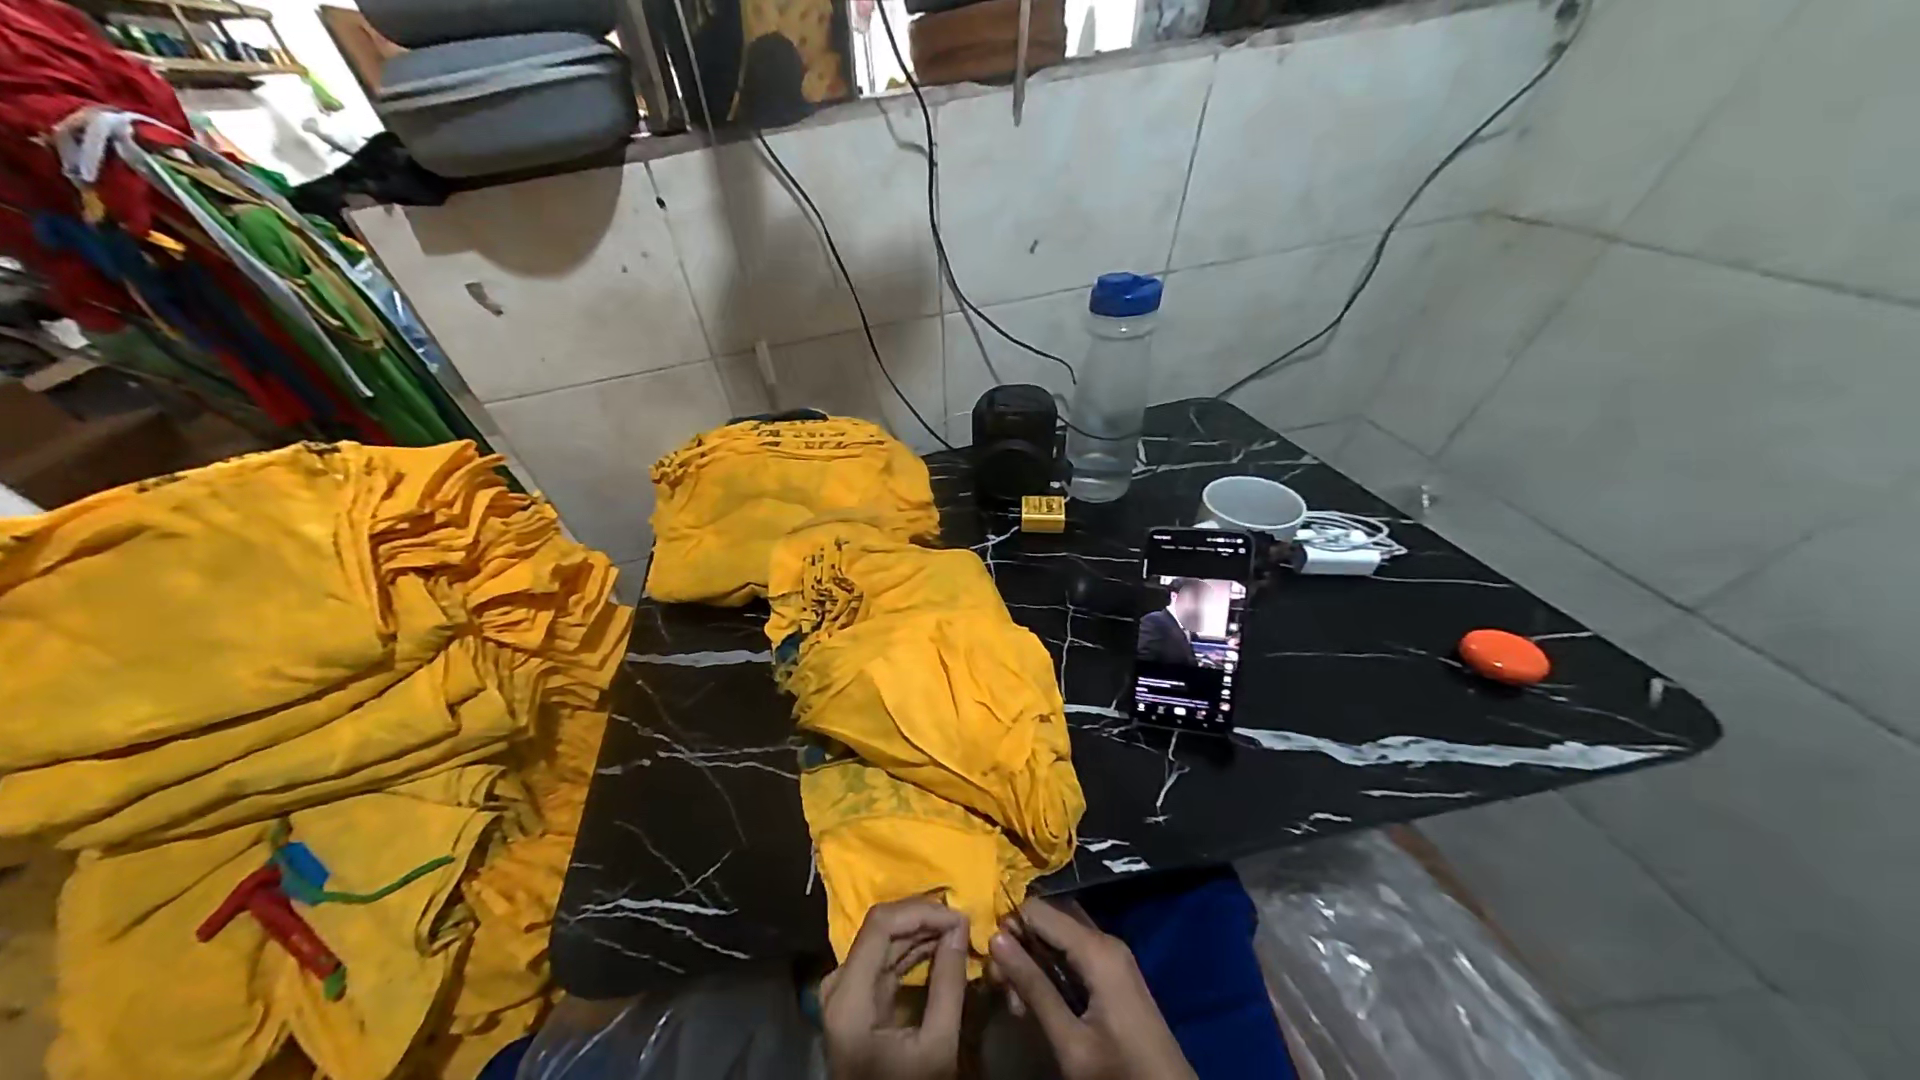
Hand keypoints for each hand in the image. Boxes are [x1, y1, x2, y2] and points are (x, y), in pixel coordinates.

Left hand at [821, 898, 969, 1079]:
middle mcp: (838, 982)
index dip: (920, 911)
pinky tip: (942, 945)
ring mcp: (844, 988)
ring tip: (958, 931)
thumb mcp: (937, 1048)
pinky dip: (915, 948)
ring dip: (923, 930)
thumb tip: (960, 927)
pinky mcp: (856, 995)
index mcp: (848, 996)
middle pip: (881, 928)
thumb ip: (948, 984)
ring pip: (885, 938)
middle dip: (925, 918)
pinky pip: (886, 957)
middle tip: (964, 922)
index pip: (880, 924)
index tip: (958, 917)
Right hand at [988, 899, 1195, 1079]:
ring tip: (1019, 1005)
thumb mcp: (1069, 1041)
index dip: (1009, 928)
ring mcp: (1111, 954)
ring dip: (1032, 962)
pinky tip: (1039, 1003)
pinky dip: (1050, 969)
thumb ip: (1033, 986)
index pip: (1037, 909)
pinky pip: (1072, 952)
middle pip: (1047, 920)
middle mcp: (1103, 939)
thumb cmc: (1119, 1073)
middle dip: (1019, 947)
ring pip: (1056, 937)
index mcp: (1095, 949)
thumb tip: (995, 938)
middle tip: (1004, 989)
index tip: (994, 964)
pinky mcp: (1112, 971)